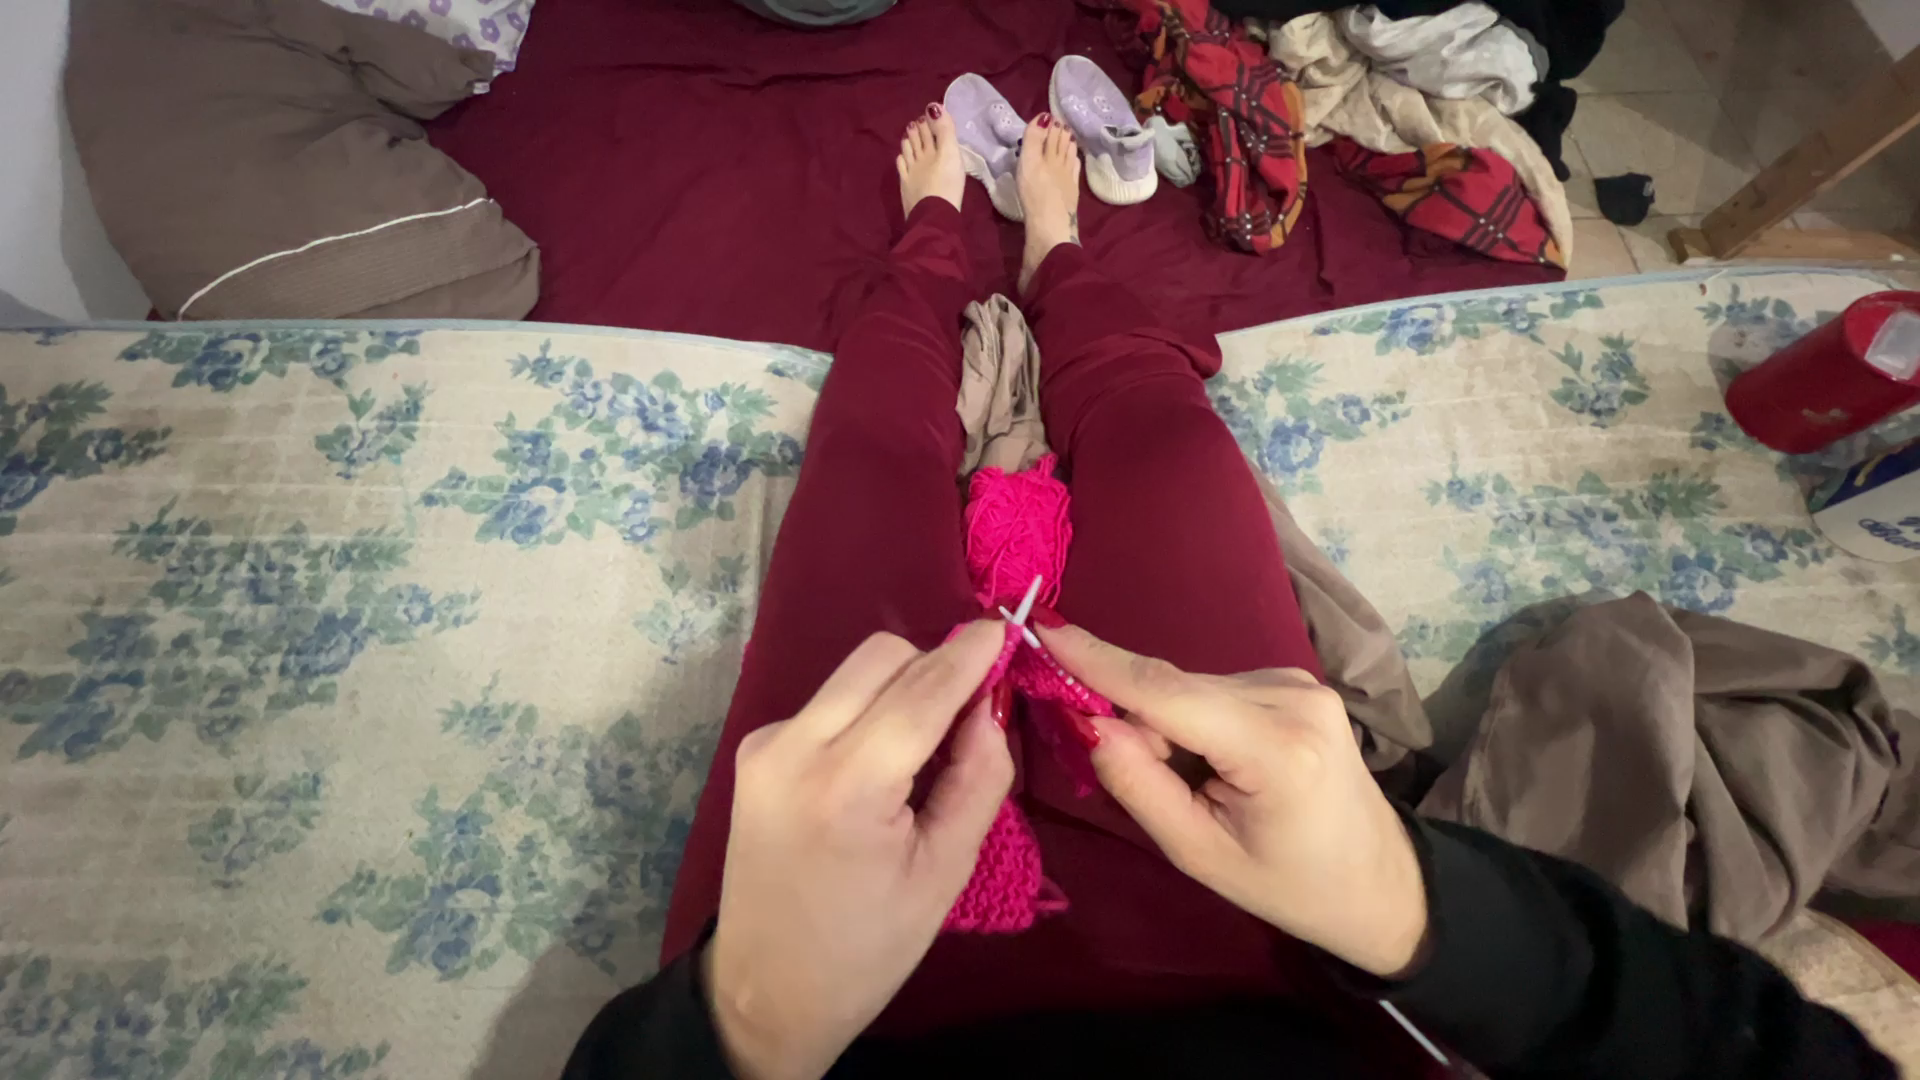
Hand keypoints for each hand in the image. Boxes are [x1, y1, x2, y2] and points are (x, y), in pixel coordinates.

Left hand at [704, 622, 1014, 1079]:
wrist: (764, 991)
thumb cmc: (868, 946)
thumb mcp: (946, 871)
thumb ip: (979, 776)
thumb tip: (989, 703)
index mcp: (846, 789)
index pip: (920, 693)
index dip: (968, 655)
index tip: (1005, 628)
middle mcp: (793, 748)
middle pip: (881, 657)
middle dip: (934, 665)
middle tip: (969, 706)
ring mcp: (766, 743)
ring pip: (854, 671)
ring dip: (902, 683)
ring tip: (924, 740)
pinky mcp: (755, 747)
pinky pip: (830, 698)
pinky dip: (869, 707)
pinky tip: (877, 758)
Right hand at [1040, 623, 1429, 978]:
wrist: (1385, 883)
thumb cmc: (1290, 886)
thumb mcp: (1199, 854)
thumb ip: (1136, 783)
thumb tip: (1083, 716)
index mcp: (1275, 748)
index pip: (1165, 690)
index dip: (1098, 659)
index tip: (1042, 628)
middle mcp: (1289, 695)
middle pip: (1170, 688)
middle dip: (1132, 719)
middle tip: (1130, 773)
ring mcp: (1295, 679)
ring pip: (1186, 686)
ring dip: (1163, 723)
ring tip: (1193, 780)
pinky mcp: (1291, 678)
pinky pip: (1208, 688)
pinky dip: (1189, 717)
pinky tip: (1213, 759)